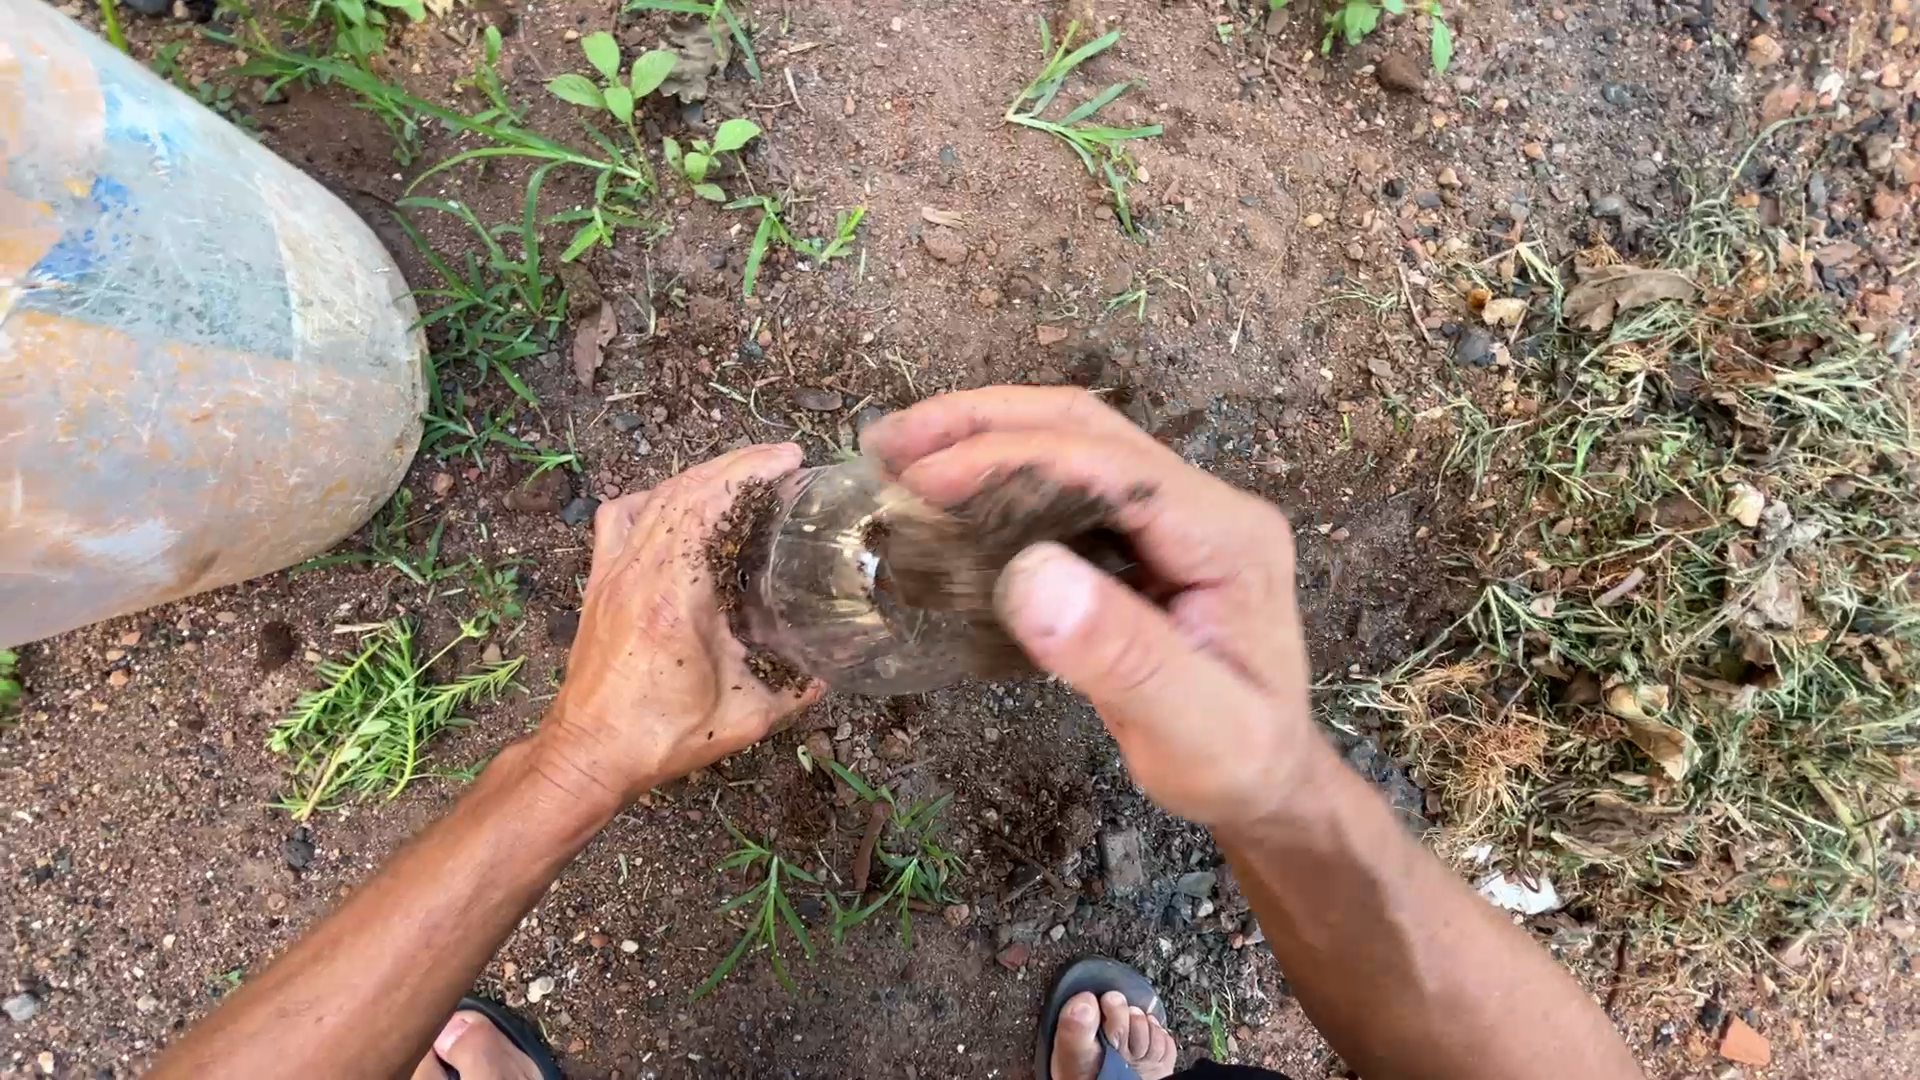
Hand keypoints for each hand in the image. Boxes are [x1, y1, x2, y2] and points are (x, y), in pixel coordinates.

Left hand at [534, 443, 822, 806]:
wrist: (588, 755)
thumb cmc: (663, 737)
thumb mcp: (747, 716)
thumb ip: (798, 687)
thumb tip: (837, 665)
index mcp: (676, 597)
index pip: (709, 507)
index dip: (751, 473)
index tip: (790, 460)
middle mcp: (639, 572)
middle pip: (685, 488)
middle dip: (738, 462)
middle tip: (782, 458)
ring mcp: (612, 571)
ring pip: (656, 496)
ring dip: (704, 473)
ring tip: (745, 470)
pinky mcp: (600, 580)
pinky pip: (621, 517)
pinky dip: (655, 496)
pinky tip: (680, 501)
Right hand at [862, 387, 1322, 827]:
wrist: (1262, 775)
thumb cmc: (1235, 762)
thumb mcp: (1196, 730)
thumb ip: (1122, 656)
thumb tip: (1028, 574)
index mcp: (1227, 536)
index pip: (1110, 467)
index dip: (1012, 460)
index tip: (922, 482)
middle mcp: (1201, 505)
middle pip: (1085, 427)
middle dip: (981, 425)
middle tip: (890, 445)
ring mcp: (1169, 514)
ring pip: (1069, 441)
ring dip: (982, 436)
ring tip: (900, 453)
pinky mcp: (1136, 535)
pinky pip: (1060, 483)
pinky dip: (996, 476)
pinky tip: (947, 493)